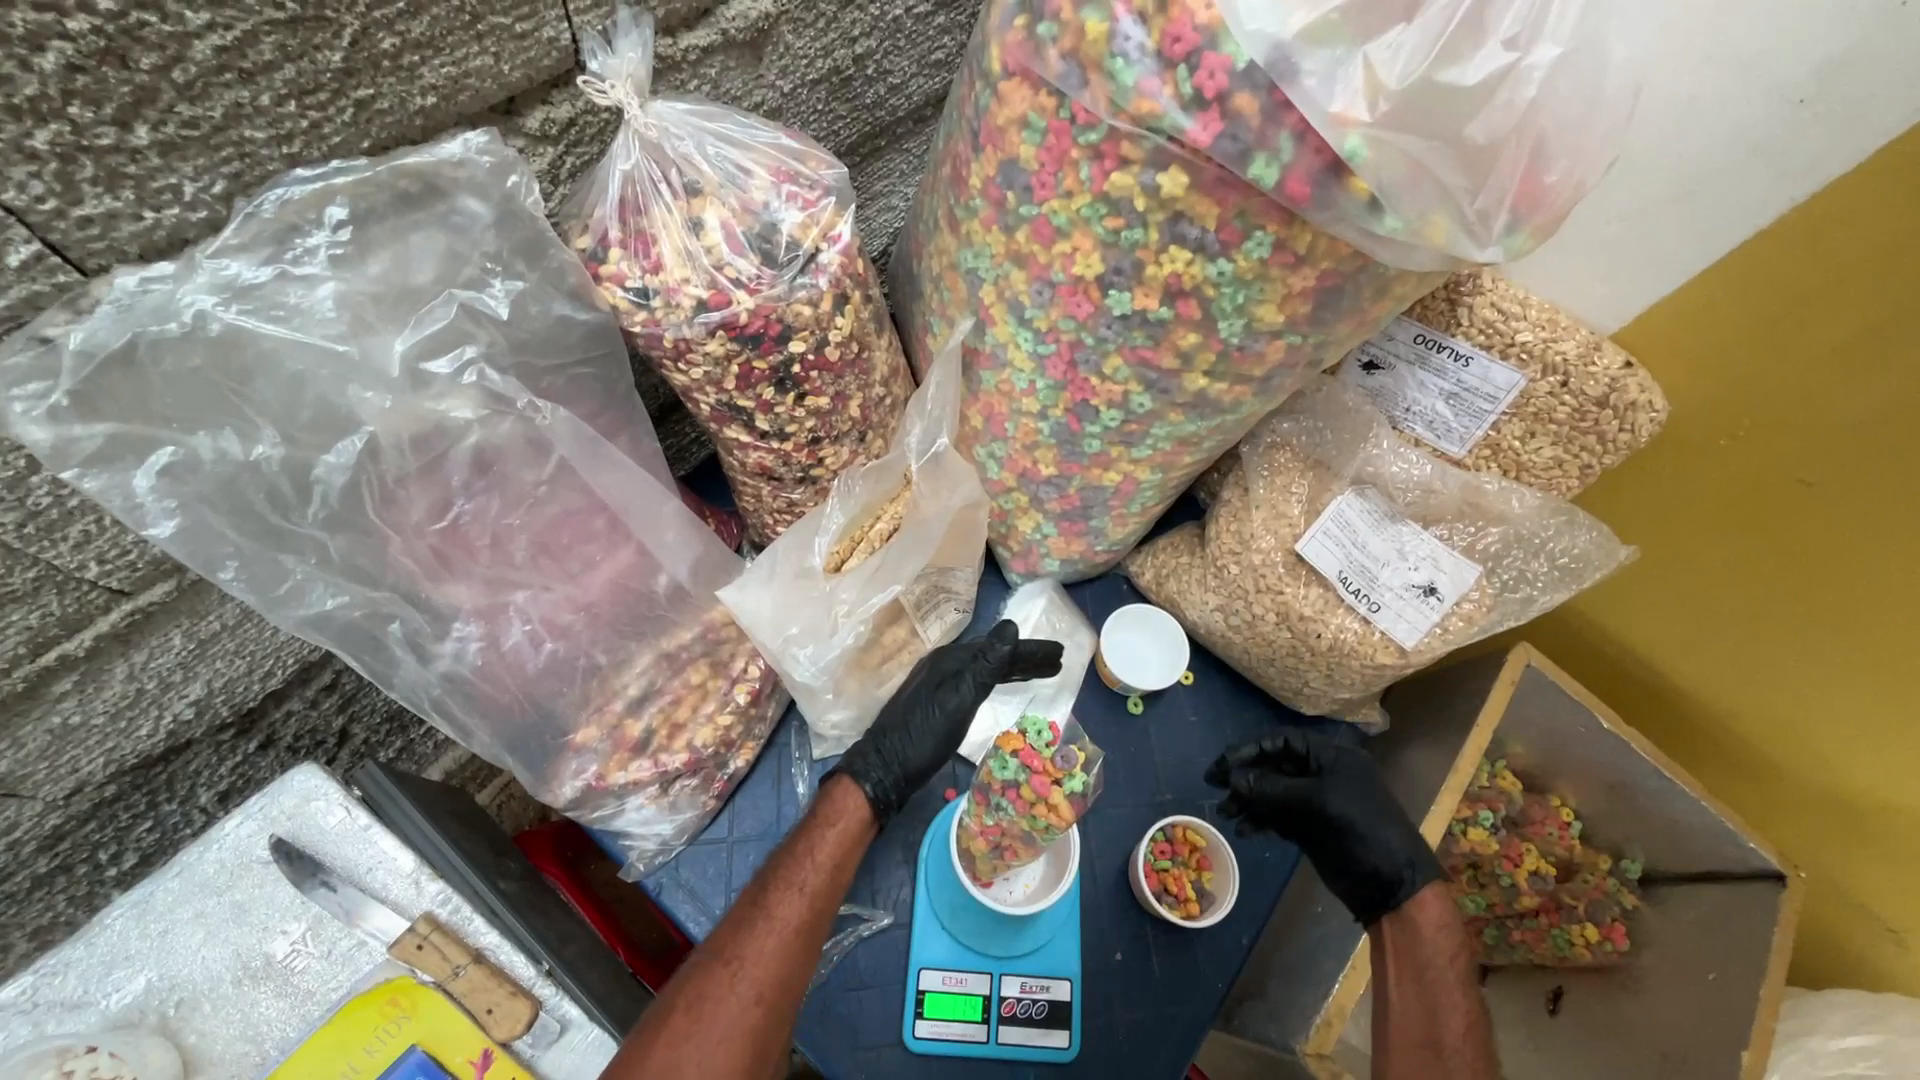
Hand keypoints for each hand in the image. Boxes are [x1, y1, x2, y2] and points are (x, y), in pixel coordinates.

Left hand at [832, 620, 1062, 824]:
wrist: (884, 768)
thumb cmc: (924, 737)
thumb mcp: (960, 701)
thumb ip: (986, 665)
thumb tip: (1011, 626)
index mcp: (951, 660)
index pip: (1000, 647)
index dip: (1031, 650)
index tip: (1060, 653)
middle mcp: (945, 665)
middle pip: (993, 655)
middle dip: (1026, 657)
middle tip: (1058, 661)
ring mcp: (938, 683)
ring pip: (985, 668)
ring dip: (1014, 668)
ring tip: (1042, 673)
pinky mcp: (936, 701)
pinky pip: (976, 681)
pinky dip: (996, 680)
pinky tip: (1002, 686)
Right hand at [1205, 731, 1441, 926]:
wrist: (1392, 885)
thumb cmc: (1362, 830)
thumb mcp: (1318, 802)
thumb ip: (1273, 787)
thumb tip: (1232, 778)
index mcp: (1331, 757)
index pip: (1282, 741)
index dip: (1250, 749)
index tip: (1223, 764)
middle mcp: (1321, 775)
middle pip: (1274, 766)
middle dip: (1245, 777)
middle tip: (1214, 786)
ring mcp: (1315, 803)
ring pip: (1272, 793)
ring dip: (1248, 801)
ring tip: (1226, 813)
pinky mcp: (1310, 828)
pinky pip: (1277, 817)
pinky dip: (1259, 821)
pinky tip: (1244, 831)